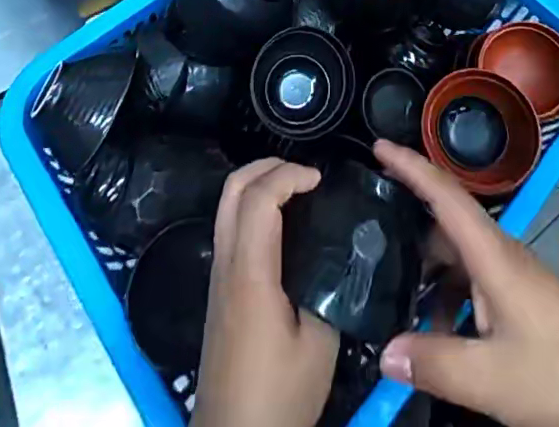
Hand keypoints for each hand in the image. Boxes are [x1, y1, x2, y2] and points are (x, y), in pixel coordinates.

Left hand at [193, 158, 339, 426]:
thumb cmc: (278, 393)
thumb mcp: (319, 345)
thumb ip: (329, 289)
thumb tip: (340, 253)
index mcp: (249, 271)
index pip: (258, 198)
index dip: (288, 175)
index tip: (320, 179)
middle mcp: (226, 262)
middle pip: (232, 189)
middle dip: (267, 166)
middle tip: (305, 174)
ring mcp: (217, 274)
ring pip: (226, 205)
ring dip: (258, 184)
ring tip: (298, 191)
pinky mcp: (219, 288)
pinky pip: (230, 226)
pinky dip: (253, 207)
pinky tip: (283, 225)